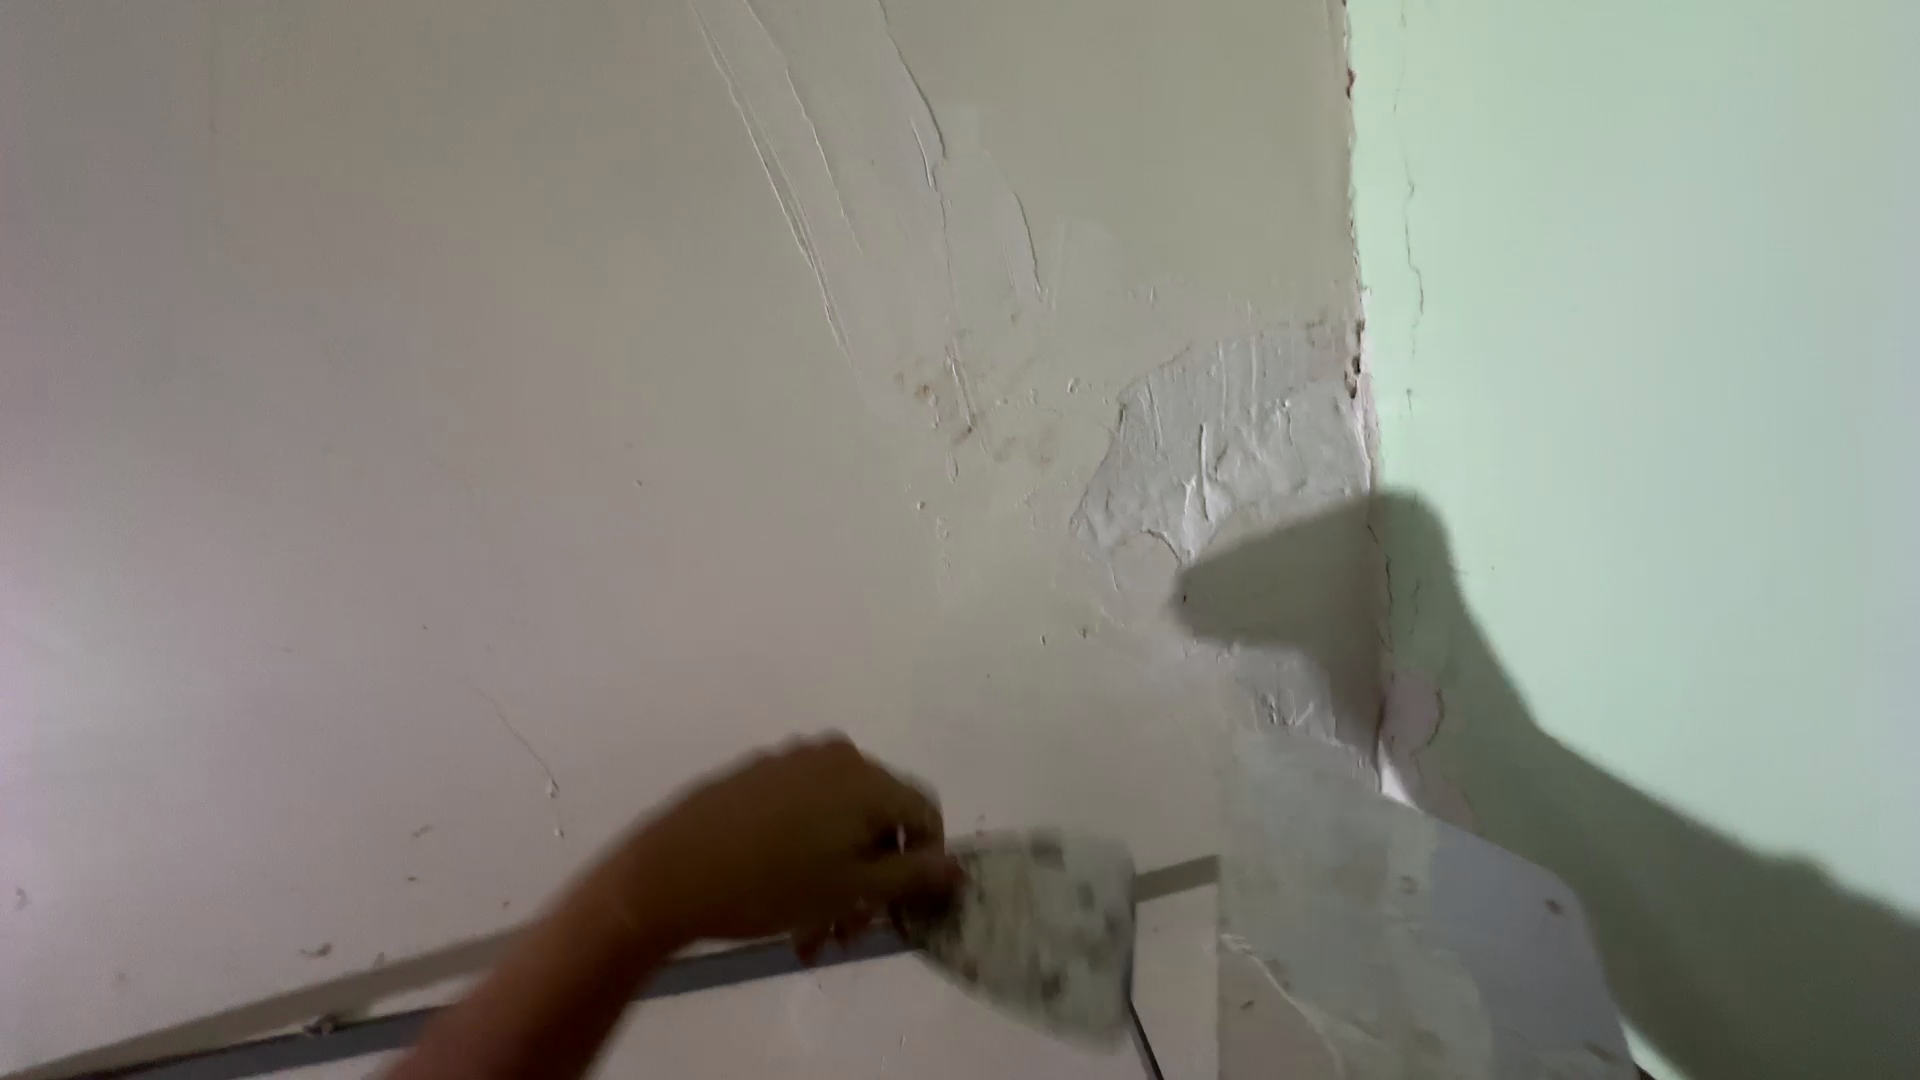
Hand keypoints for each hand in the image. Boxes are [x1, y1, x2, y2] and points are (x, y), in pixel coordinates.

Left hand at [612, 734, 959, 956]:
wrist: (667, 872)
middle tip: (846, 930)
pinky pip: (803, 807)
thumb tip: (957, 865)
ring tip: (808, 926)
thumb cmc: (771, 884)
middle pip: (879, 817)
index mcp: (867, 777)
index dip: (925, 860)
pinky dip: (807, 847)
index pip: (925, 811)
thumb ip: (912, 876)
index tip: (899, 906)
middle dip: (873, 877)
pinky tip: (779, 891)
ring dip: (837, 871)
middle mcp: (836, 755)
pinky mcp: (758, 773)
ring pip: (839, 818)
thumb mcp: (850, 890)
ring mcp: (792, 760)